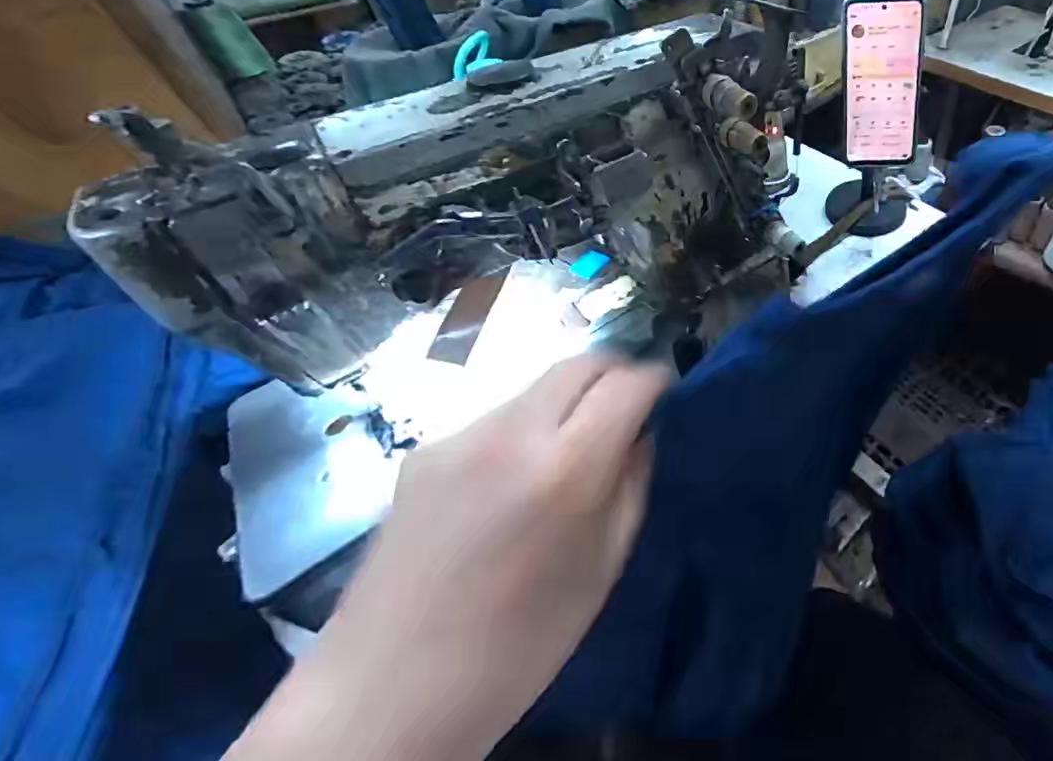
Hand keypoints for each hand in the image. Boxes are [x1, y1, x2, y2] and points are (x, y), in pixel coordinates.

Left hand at [230, 356, 667, 760]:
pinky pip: (495, 418)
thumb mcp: (602, 567)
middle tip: (627, 407)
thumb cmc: (518, 645)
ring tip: (566, 451)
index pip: (626, 382)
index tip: (665, 394)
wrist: (387, 690)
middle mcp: (510, 431)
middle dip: (614, 373)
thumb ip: (631, 483)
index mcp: (564, 468)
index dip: (655, 380)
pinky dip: (522, 429)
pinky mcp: (425, 448)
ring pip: (536, 386)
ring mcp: (459, 434)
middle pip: (580, 362)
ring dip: (567, 401)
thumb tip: (641, 431)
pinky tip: (509, 481)